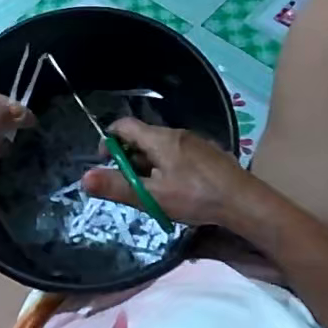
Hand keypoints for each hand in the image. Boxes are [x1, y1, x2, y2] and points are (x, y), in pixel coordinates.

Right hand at [80, 117, 261, 229]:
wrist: (243, 201)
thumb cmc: (195, 197)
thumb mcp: (153, 196)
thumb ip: (118, 186)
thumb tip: (84, 177)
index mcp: (160, 139)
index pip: (125, 125)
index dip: (109, 139)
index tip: (104, 162)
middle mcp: (177, 134)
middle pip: (143, 137)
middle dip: (129, 157)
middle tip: (125, 183)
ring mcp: (196, 143)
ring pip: (162, 147)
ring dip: (149, 164)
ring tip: (149, 190)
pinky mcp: (209, 154)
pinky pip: (179, 154)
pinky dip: (168, 166)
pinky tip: (176, 189)